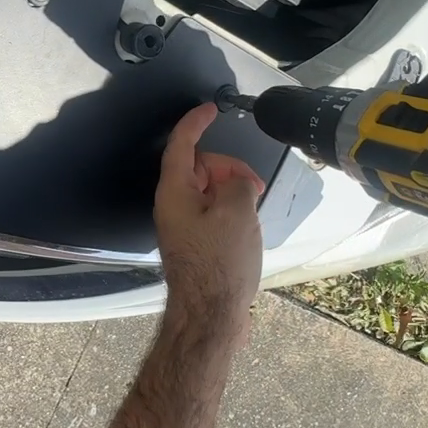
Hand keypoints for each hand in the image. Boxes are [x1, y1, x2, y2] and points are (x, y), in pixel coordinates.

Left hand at [153, 104, 266, 324]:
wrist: (210, 317)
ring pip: (208, 191)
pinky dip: (231, 212)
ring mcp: (182, 225)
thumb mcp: (238, 213)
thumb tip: (236, 184)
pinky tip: (247, 231)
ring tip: (253, 216)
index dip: (195, 123)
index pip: (181, 145)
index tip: (210, 109)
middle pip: (200, 167)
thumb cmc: (220, 264)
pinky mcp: (194, 243)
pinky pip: (212, 213)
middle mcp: (172, 205)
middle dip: (228, 168)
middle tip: (254, 187)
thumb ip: (237, 184)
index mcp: (174, 191)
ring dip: (233, 192)